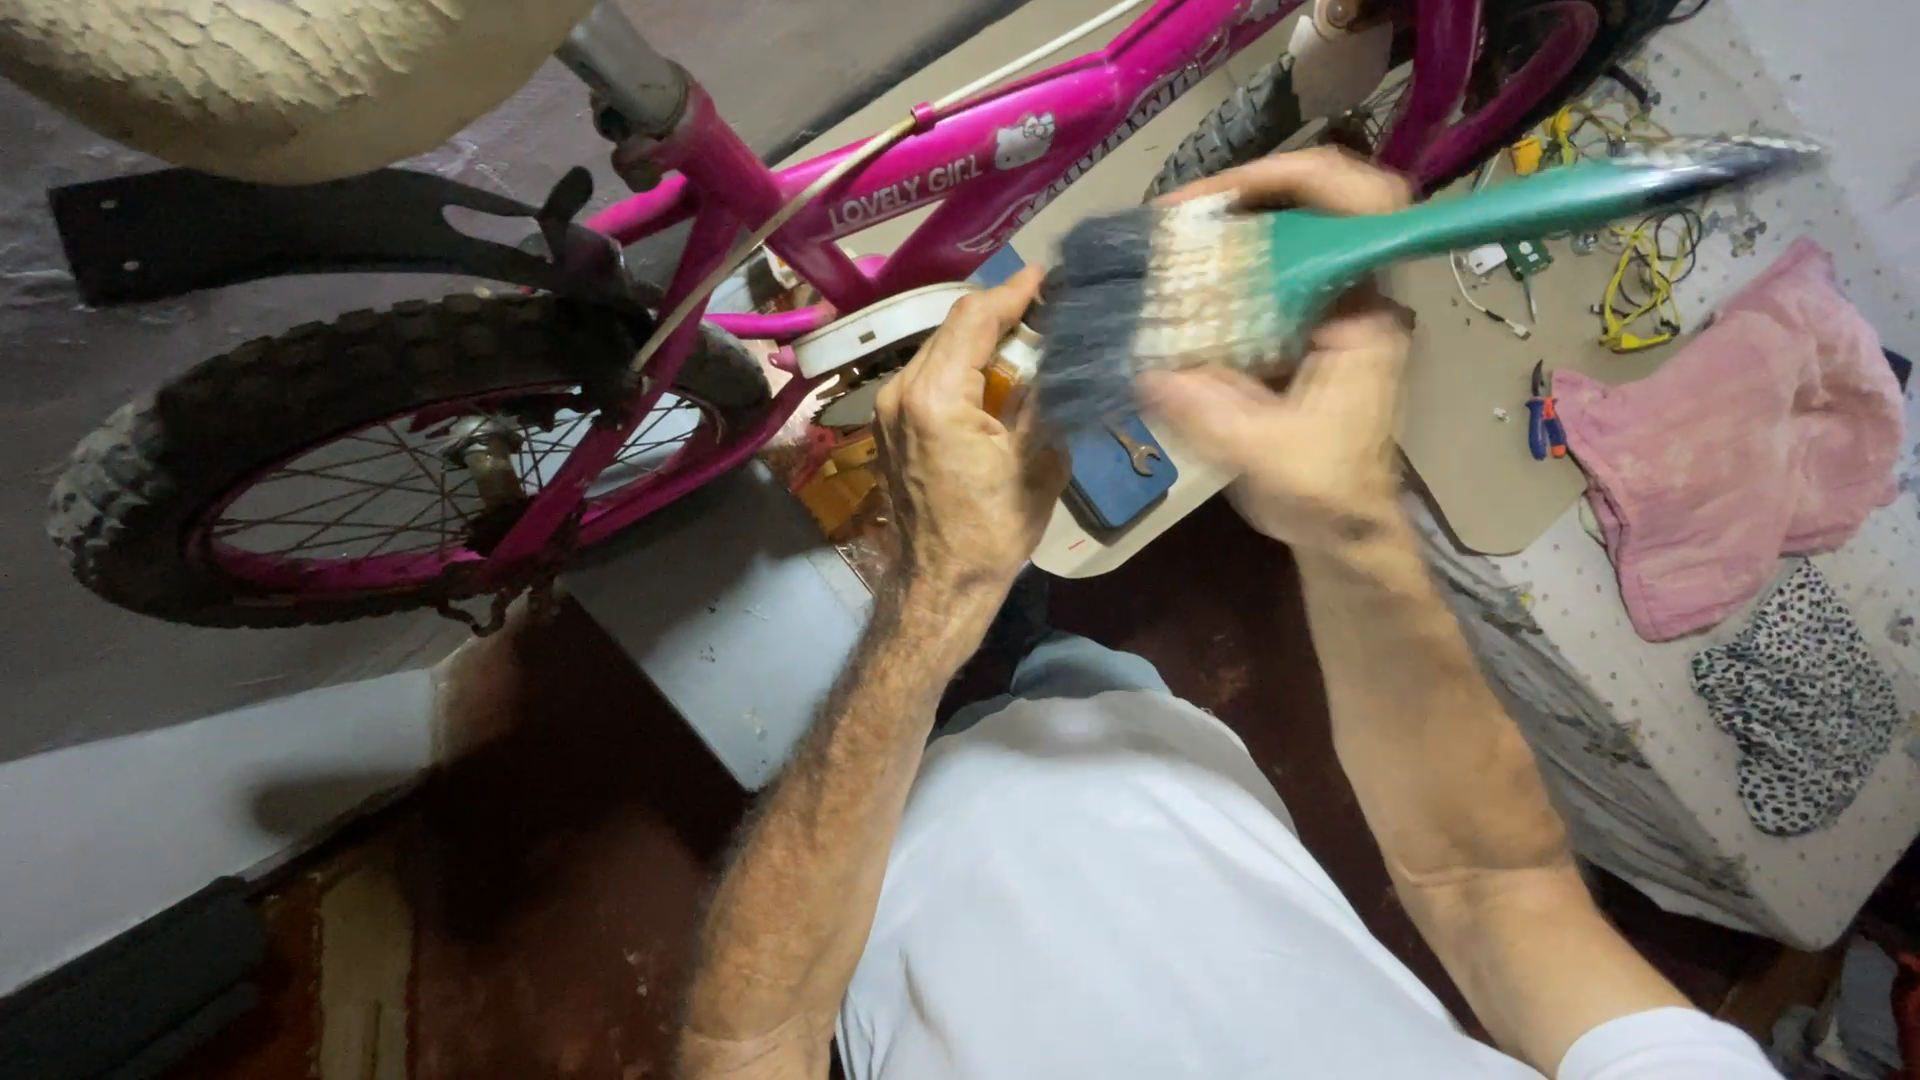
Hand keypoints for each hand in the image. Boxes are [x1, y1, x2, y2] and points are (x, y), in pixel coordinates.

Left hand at [874, 265, 1069, 600]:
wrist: (942, 581)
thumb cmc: (994, 530)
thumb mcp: (1037, 461)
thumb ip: (1042, 398)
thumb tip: (1053, 357)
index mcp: (936, 397)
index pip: (974, 319)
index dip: (1013, 292)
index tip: (1046, 277)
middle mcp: (900, 391)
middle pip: (952, 328)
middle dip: (999, 314)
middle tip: (1045, 310)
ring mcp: (887, 408)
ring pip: (938, 350)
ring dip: (980, 341)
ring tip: (1025, 340)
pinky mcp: (888, 424)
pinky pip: (928, 376)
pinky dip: (961, 367)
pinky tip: (992, 375)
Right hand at [1138, 148, 1414, 551]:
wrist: (1336, 527)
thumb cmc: (1322, 494)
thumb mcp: (1265, 456)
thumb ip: (1209, 414)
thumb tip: (1143, 374)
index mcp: (1364, 315)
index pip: (1358, 206)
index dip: (1292, 181)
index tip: (1218, 198)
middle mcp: (1348, 300)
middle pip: (1302, 217)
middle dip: (1234, 207)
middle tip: (1165, 223)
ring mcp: (1320, 316)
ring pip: (1275, 248)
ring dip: (1216, 241)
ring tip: (1158, 249)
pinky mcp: (1292, 337)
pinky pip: (1253, 289)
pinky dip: (1211, 282)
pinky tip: (1167, 293)